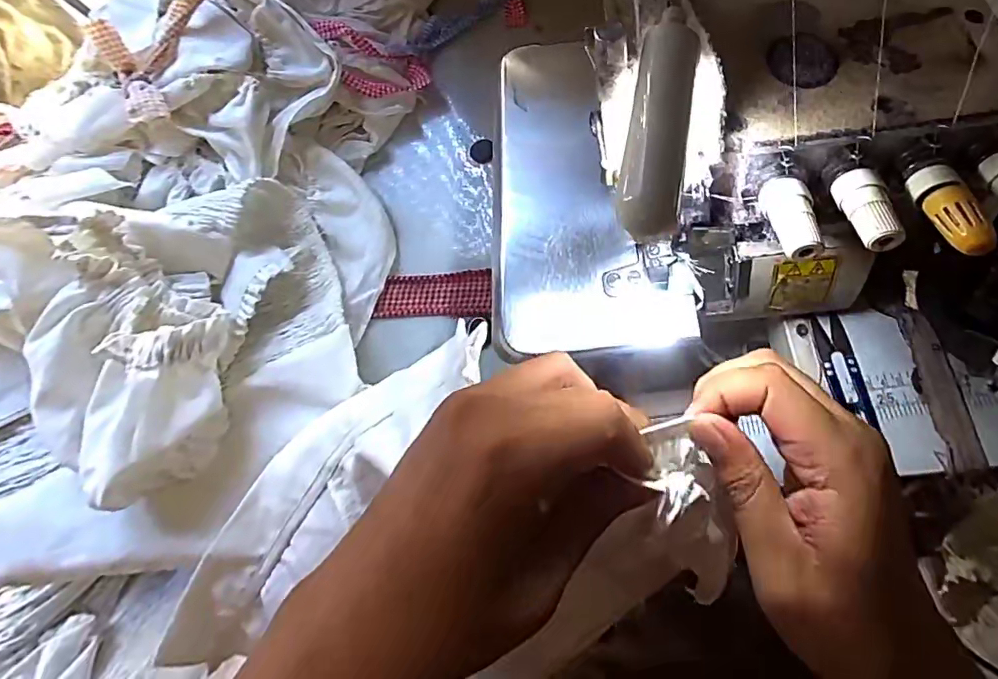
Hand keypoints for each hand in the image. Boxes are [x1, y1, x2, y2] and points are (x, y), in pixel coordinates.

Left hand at [249, 353, 655, 678]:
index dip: (635, 444)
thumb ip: (593, 516)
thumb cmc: (448, 618)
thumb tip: (638, 481)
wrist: (352, 622)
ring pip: (546, 373)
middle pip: (576, 381)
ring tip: (581, 461)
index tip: (645, 482)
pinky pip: (515, 386)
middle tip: (617, 470)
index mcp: (510, 449)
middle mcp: (486, 405)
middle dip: (608, 419)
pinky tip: (540, 454)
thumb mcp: (537, 583)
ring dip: (576, 407)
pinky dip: (544, 406)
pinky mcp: (447, 408)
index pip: (602, 413)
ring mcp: (462, 400)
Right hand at [688, 350, 972, 678]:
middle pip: (776, 368)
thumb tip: (702, 422)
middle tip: (694, 426)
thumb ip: (742, 485)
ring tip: (707, 429)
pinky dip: (755, 407)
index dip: (722, 391)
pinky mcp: (845, 448)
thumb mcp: (778, 564)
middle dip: (725, 385)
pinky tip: (735, 435)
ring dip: (738, 392)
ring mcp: (852, 436)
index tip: (691, 428)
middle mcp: (851, 430)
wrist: (899, 655)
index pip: (771, 381)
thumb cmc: (839, 621)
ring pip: (783, 379)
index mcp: (840, 454)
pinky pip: (793, 404)